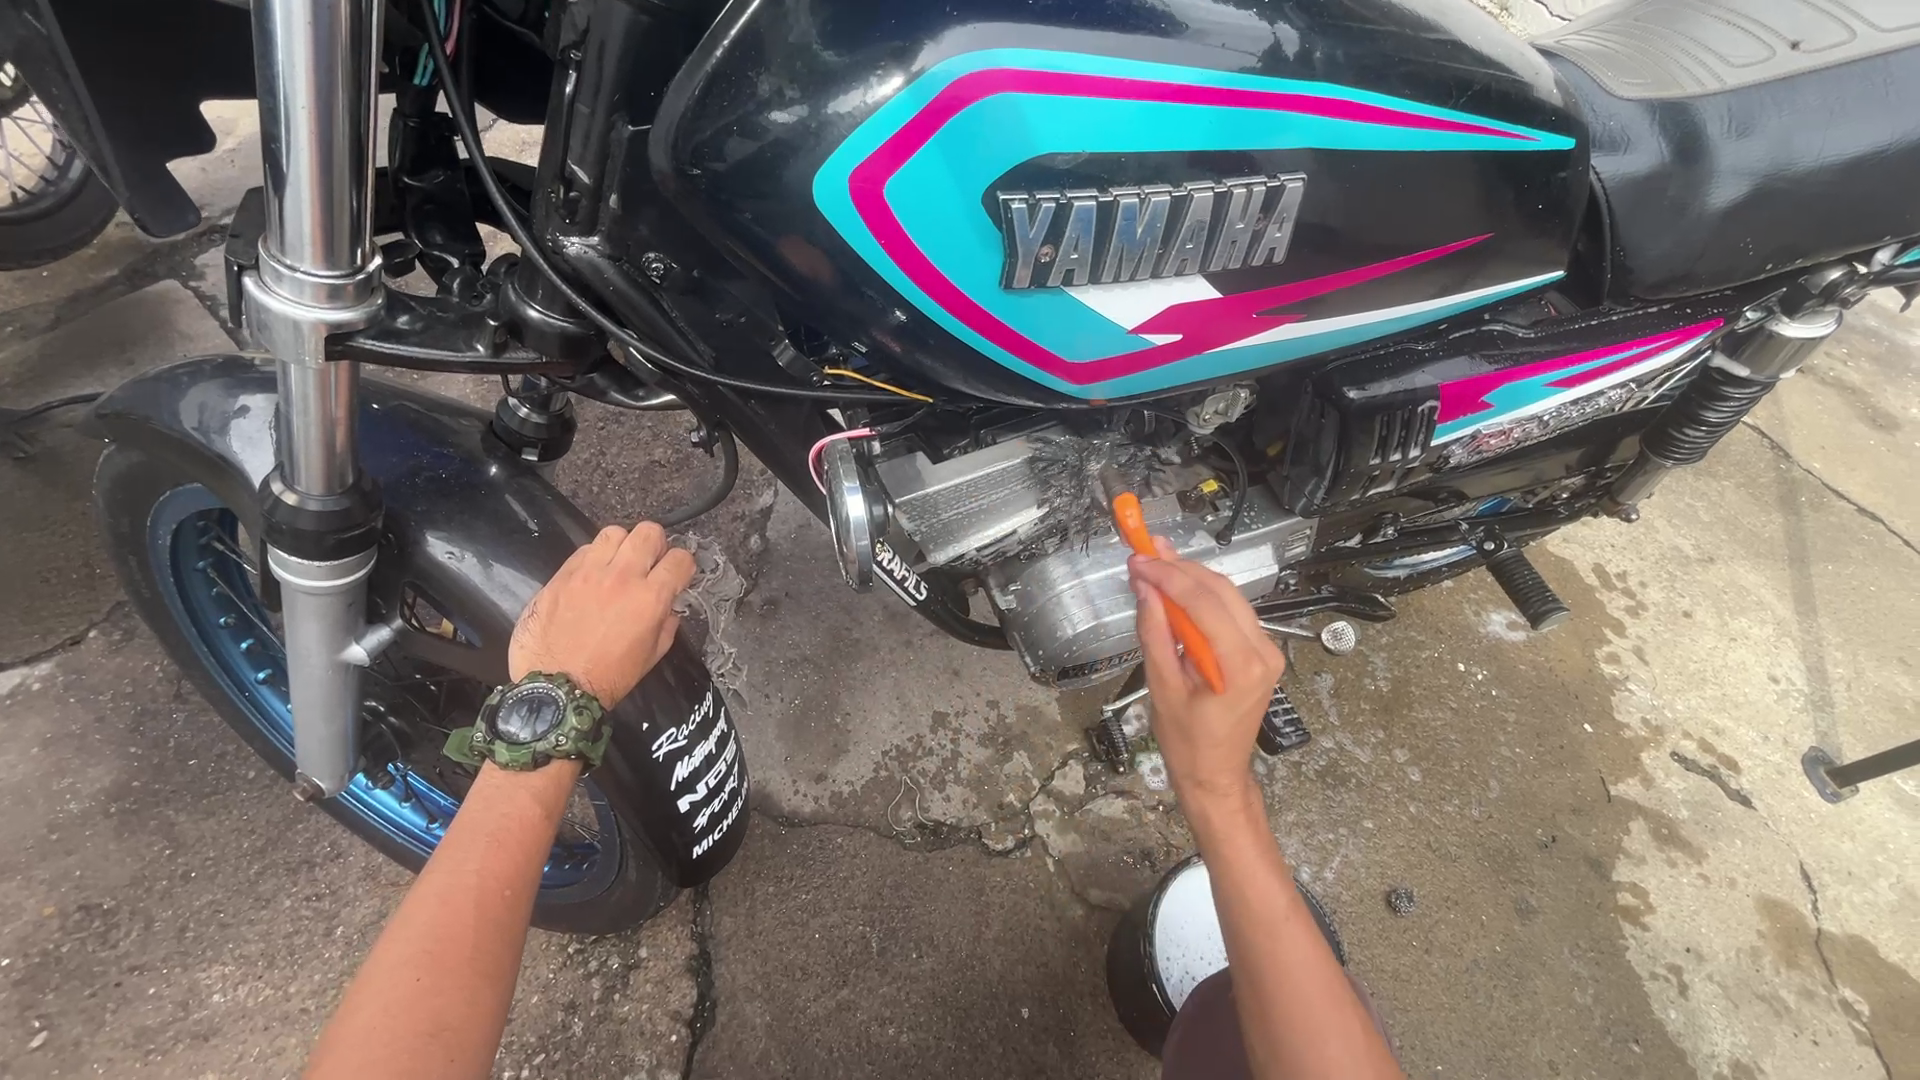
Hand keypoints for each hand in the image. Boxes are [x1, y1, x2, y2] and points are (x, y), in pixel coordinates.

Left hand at [508, 522, 696, 706]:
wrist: (556, 689)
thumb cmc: (610, 677)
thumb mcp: (653, 654)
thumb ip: (667, 622)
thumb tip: (668, 605)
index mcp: (651, 598)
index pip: (681, 558)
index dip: (684, 566)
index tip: (678, 575)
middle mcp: (622, 577)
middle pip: (649, 532)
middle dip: (656, 545)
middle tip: (650, 563)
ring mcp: (588, 573)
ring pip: (614, 532)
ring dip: (623, 545)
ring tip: (619, 564)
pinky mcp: (560, 576)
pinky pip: (584, 550)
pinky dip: (594, 558)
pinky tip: (593, 576)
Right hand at [1128, 538, 1285, 804]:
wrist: (1216, 774)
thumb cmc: (1187, 741)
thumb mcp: (1161, 687)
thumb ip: (1154, 633)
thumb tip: (1144, 589)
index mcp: (1241, 664)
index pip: (1204, 602)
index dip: (1168, 575)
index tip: (1138, 560)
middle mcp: (1263, 651)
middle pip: (1221, 590)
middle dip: (1179, 568)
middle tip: (1144, 552)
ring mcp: (1267, 651)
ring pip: (1228, 596)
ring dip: (1190, 577)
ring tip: (1155, 562)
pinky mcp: (1260, 653)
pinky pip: (1231, 612)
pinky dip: (1202, 596)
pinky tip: (1175, 588)